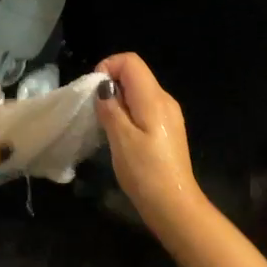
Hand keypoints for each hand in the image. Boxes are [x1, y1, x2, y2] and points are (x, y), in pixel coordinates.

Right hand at [94, 53, 208, 229]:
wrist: (173, 204)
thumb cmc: (145, 171)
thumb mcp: (121, 139)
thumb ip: (111, 108)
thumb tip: (103, 87)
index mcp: (154, 98)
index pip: (130, 61)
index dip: (108, 67)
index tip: (93, 92)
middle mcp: (165, 100)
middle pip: (136, 75)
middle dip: (111, 85)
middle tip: (96, 112)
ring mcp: (169, 115)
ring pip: (139, 93)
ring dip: (118, 101)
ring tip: (105, 126)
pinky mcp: (167, 130)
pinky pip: (145, 109)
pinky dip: (128, 114)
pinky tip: (120, 137)